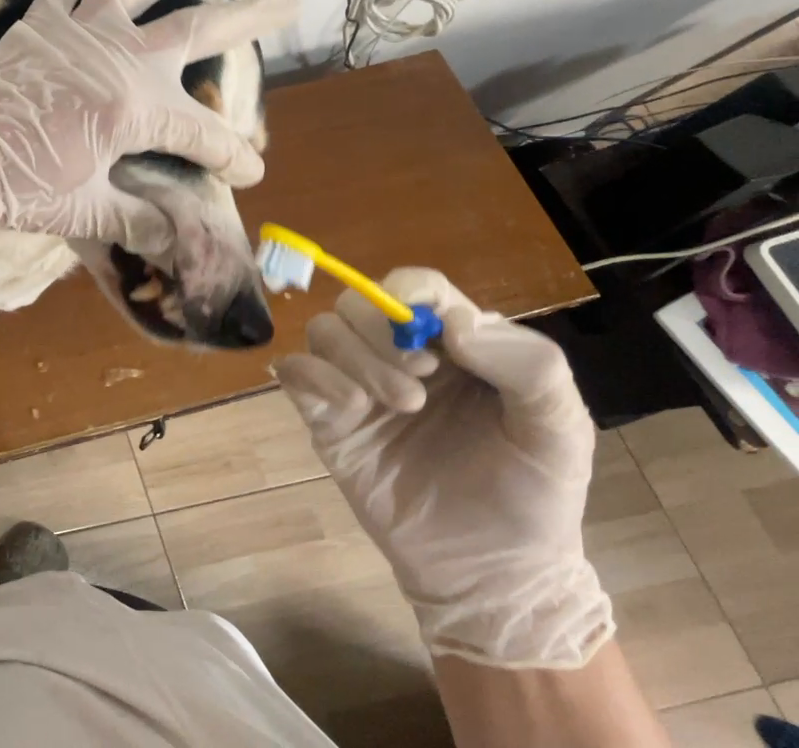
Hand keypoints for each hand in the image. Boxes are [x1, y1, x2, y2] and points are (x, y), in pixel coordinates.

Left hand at [0, 0, 294, 255]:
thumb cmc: (13, 188)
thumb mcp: (81, 213)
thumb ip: (133, 221)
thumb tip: (173, 242)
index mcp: (134, 111)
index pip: (203, 135)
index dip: (232, 156)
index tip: (249, 172)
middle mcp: (117, 60)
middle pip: (196, 31)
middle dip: (248, 18)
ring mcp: (77, 35)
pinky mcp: (38, 27)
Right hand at [274, 268, 613, 669]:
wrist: (489, 569)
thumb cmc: (533, 494)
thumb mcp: (561, 430)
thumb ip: (530, 367)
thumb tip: (452, 321)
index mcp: (458, 346)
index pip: (416, 287)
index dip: (411, 294)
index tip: (437, 340)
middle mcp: (399, 355)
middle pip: (357, 301)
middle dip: (382, 331)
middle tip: (423, 380)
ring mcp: (355, 385)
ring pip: (323, 330)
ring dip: (357, 358)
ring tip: (403, 405)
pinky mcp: (324, 418)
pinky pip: (294, 371)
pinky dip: (317, 378)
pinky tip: (354, 410)